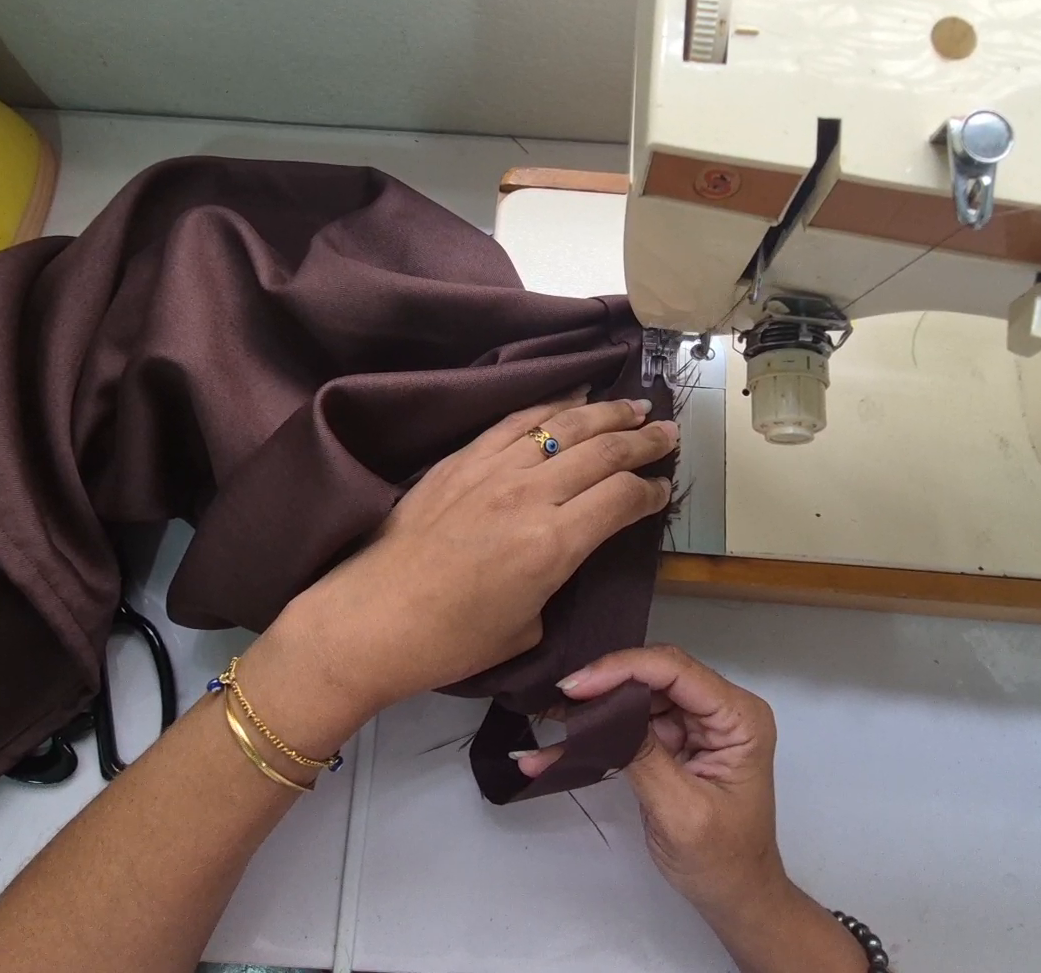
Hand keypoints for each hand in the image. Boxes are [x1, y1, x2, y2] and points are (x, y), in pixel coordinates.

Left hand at [247, 390, 677, 743]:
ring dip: (607, 412)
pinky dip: (550, 405)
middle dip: (644, 440)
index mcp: (554, 544)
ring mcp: (493, 469)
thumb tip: (569, 546)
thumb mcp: (528, 624)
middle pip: (603, 451)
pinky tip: (571, 400)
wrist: (370, 620)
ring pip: (564, 425)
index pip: (622, 498)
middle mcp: (531, 494)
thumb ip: (559, 576)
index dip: (652, 490)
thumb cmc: (452, 640)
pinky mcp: (461, 459)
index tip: (662, 489)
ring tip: (635, 407)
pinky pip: (516, 421)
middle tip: (670, 432)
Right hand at [516, 646, 866, 972]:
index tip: (576, 685)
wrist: (735, 896)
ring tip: (554, 710)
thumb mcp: (681, 812)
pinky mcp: (675, 735)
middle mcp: (720, 707)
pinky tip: (566, 738)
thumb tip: (602, 711)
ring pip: (639, 690)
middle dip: (606, 681)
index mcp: (738, 717)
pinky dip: (601, 726)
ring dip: (598, 703)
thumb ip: (645, 756)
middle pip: (656, 673)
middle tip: (558, 695)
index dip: (624, 669)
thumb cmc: (722, 861)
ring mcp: (697, 720)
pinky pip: (633, 717)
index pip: (676, 671)